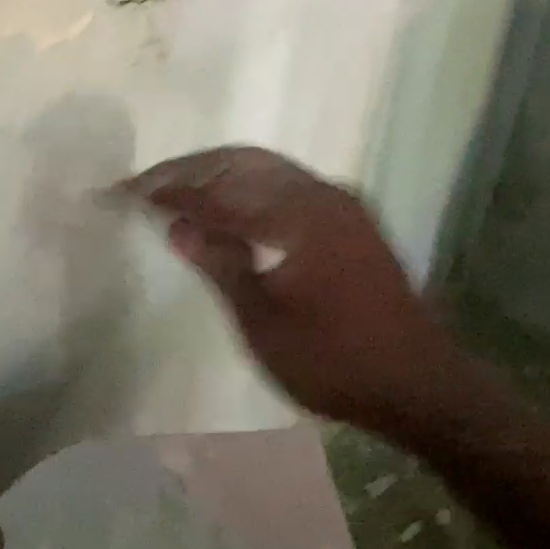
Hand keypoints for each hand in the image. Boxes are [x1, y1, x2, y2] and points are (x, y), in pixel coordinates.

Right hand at [119, 146, 448, 424]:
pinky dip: (248, 188)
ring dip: (220, 175)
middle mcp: (321, 192)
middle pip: (243, 163)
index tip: (127, 192)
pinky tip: (229, 209)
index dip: (170, 191)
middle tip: (146, 185)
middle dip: (191, 170)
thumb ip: (220, 265)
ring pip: (266, 169)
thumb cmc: (335, 360)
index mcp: (299, 213)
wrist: (421, 385)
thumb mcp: (264, 321)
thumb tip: (176, 225)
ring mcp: (340, 202)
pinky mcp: (350, 219)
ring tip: (178, 191)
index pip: (219, 191)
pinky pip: (286, 185)